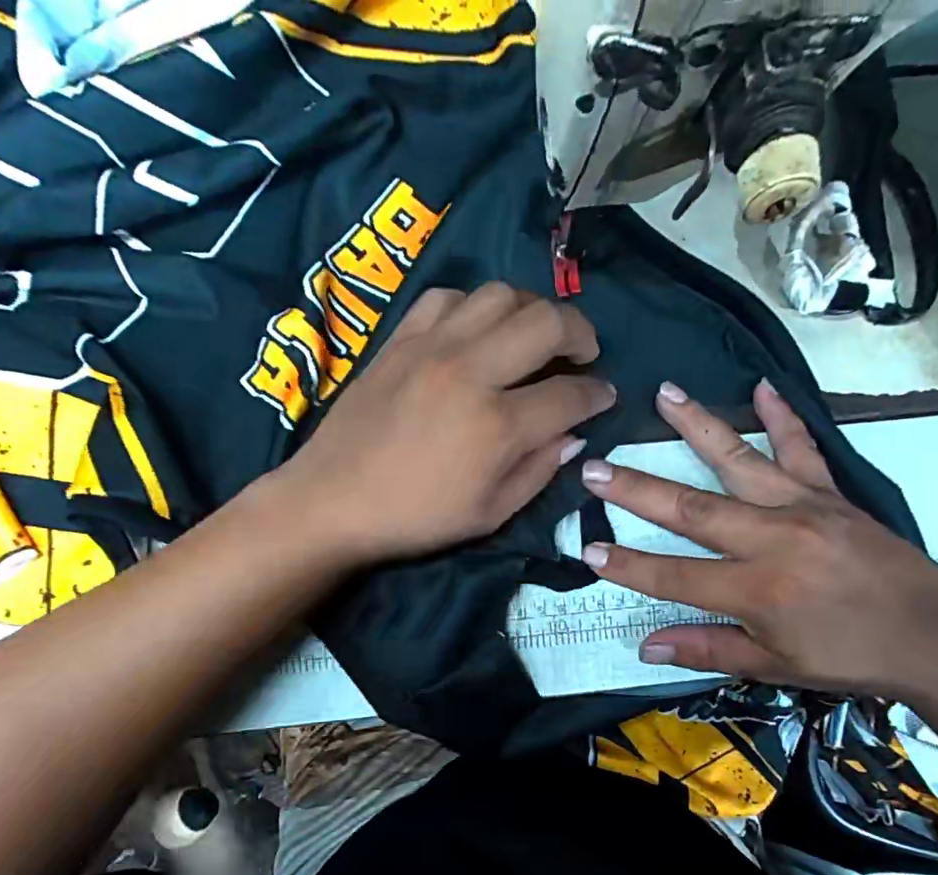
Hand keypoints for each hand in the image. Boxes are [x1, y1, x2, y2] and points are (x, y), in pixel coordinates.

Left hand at [270, 284, 614, 563]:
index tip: (604, 396)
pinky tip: (477, 330)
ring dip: (531, 310)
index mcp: (498, 426)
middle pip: (546, 322)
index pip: (570, 394)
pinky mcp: (400, 339)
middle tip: (583, 352)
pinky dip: (474, 306)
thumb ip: (540, 470)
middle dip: (580, 331)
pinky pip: (448, 297)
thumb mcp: (491, 513)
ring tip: (534, 334)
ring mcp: (432, 348)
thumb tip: (574, 434)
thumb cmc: (417, 517)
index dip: (598, 394)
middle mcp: (470, 372)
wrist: (332, 501)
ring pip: (500, 295)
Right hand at [579, 379, 937, 704]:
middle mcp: (772, 539)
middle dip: (637, 489)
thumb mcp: (775, 666)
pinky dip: (782, 418)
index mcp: (755, 590)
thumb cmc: (850, 657)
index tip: (587, 549)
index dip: (628, 566)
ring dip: (698, 427)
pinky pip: (803, 449)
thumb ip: (708, 650)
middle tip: (595, 466)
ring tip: (664, 394)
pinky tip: (761, 387)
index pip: (673, 577)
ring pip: (740, 461)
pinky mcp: (831, 494)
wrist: (935, 635)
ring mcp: (803, 508)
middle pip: (691, 510)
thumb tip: (646, 646)